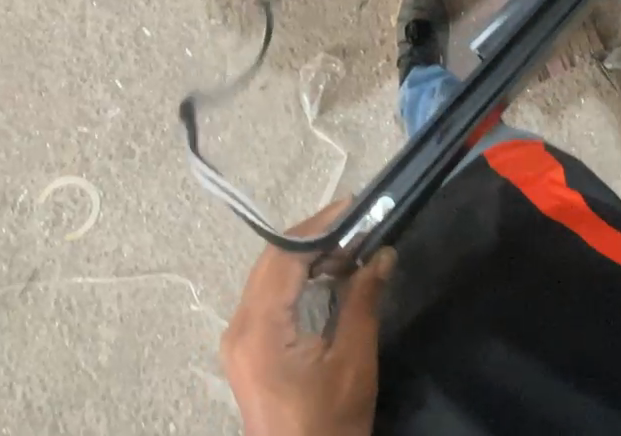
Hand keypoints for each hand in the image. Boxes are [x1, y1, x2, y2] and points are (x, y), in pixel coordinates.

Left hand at [222, 202, 397, 435]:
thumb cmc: (330, 424)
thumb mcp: (353, 360)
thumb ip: (363, 299)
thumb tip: (382, 251)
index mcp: (260, 329)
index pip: (284, 256)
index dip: (320, 225)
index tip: (355, 207)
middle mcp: (238, 327)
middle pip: (272, 261)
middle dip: (315, 236)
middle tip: (357, 223)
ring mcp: (237, 340)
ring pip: (268, 275)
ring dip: (306, 255)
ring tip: (349, 245)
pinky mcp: (245, 350)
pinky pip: (268, 296)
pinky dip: (296, 277)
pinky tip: (328, 275)